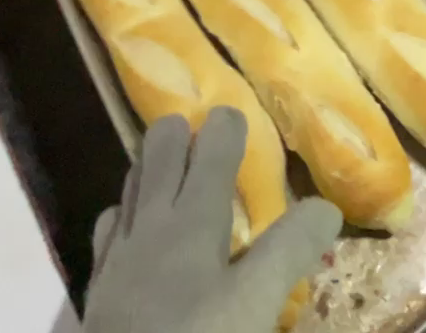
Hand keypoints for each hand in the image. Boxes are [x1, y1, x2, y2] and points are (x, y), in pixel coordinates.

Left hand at [84, 109, 340, 332]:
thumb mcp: (254, 304)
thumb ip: (290, 248)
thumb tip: (328, 206)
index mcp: (193, 217)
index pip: (213, 143)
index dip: (230, 124)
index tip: (245, 121)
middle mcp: (151, 221)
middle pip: (161, 148)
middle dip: (183, 131)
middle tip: (210, 141)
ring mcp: (118, 253)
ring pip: (133, 180)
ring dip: (156, 166)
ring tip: (181, 171)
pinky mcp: (98, 287)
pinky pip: (111, 227)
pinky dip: (128, 212)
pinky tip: (140, 231)